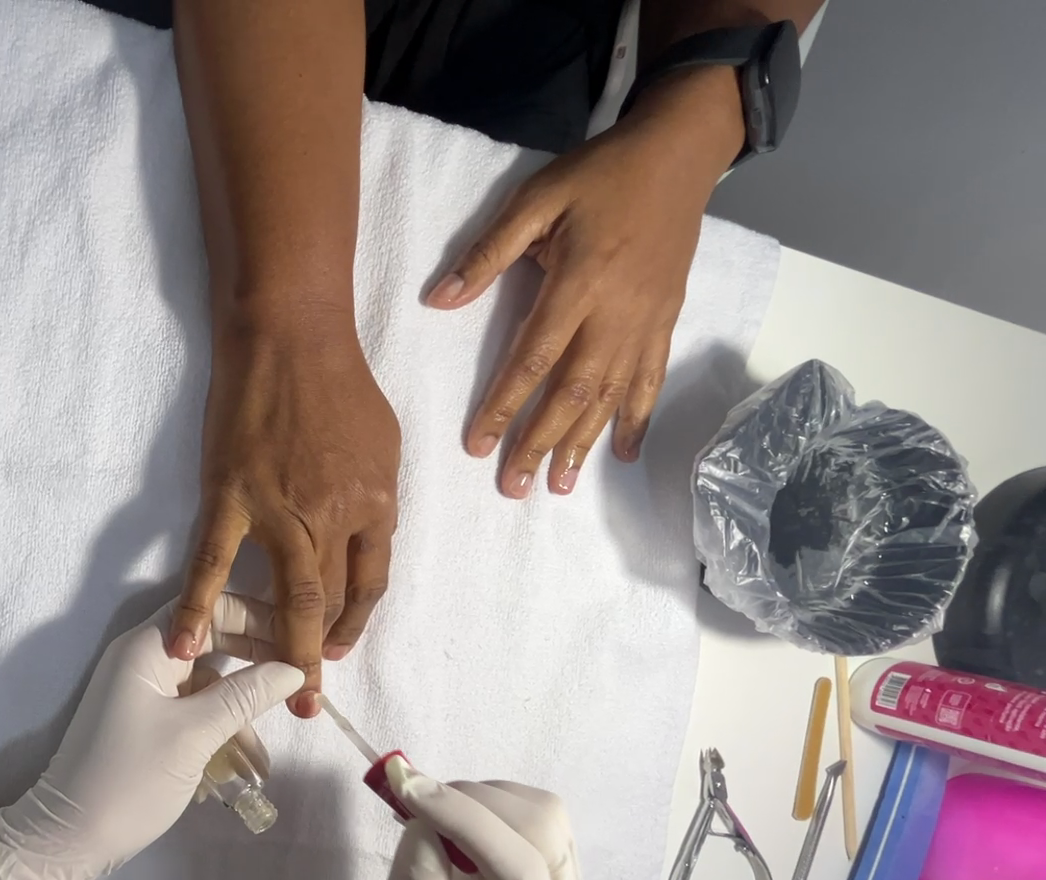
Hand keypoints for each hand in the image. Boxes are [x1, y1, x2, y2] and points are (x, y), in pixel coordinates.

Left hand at [0, 594, 301, 879]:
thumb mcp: (194, 735)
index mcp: (147, 646)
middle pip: (212, 641)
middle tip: (303, 686)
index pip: (209, 607)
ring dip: (242, 711)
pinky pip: (195, 710)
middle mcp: (144, 658)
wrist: (71, 835)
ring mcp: (145, 690)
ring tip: (270, 756)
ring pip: (209, 682)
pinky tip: (248, 767)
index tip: (300, 638)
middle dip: (257, 664)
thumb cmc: (130, 777)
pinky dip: (221, 731)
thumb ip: (244, 695)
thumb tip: (293, 668)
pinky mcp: (148, 721)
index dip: (256, 616)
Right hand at [171, 314, 400, 717]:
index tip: (338, 644)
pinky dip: (194, 608)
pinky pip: (210, 564)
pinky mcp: (229, 501)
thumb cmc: (340, 384)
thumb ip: (374, 499)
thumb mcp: (383, 443)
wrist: (288, 337)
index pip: (370, 582)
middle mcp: (334, 519)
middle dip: (321, 657)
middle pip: (330, 603)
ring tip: (279, 698)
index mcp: (376, 504)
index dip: (354, 622)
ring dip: (282, 655)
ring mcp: (281, 513)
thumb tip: (359, 538)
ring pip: (285, 600)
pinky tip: (181, 646)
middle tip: (310, 699)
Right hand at [364, 760, 592, 879]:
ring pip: (544, 814)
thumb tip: (423, 821)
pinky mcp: (557, 873)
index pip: (520, 872)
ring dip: (479, 797)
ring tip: (431, 814)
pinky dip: (487, 800)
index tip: (406, 785)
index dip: (465, 819)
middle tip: (410, 800)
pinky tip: (453, 820)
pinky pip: (537, 815)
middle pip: (540, 832)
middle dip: (469, 802)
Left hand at [429, 67, 744, 497]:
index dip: (504, 406)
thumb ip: (487, 253)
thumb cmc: (597, 176)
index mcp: (579, 284)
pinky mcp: (667, 320)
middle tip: (515, 487)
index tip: (478, 446)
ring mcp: (647, 320)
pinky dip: (638, 419)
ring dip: (583, 443)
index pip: (532, 359)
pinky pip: (652, 379)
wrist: (681, 151)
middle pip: (573, 391)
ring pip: (612, 395)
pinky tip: (624, 454)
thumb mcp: (535, 200)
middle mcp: (617, 312)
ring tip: (559, 486)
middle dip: (540, 442)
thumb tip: (438, 300)